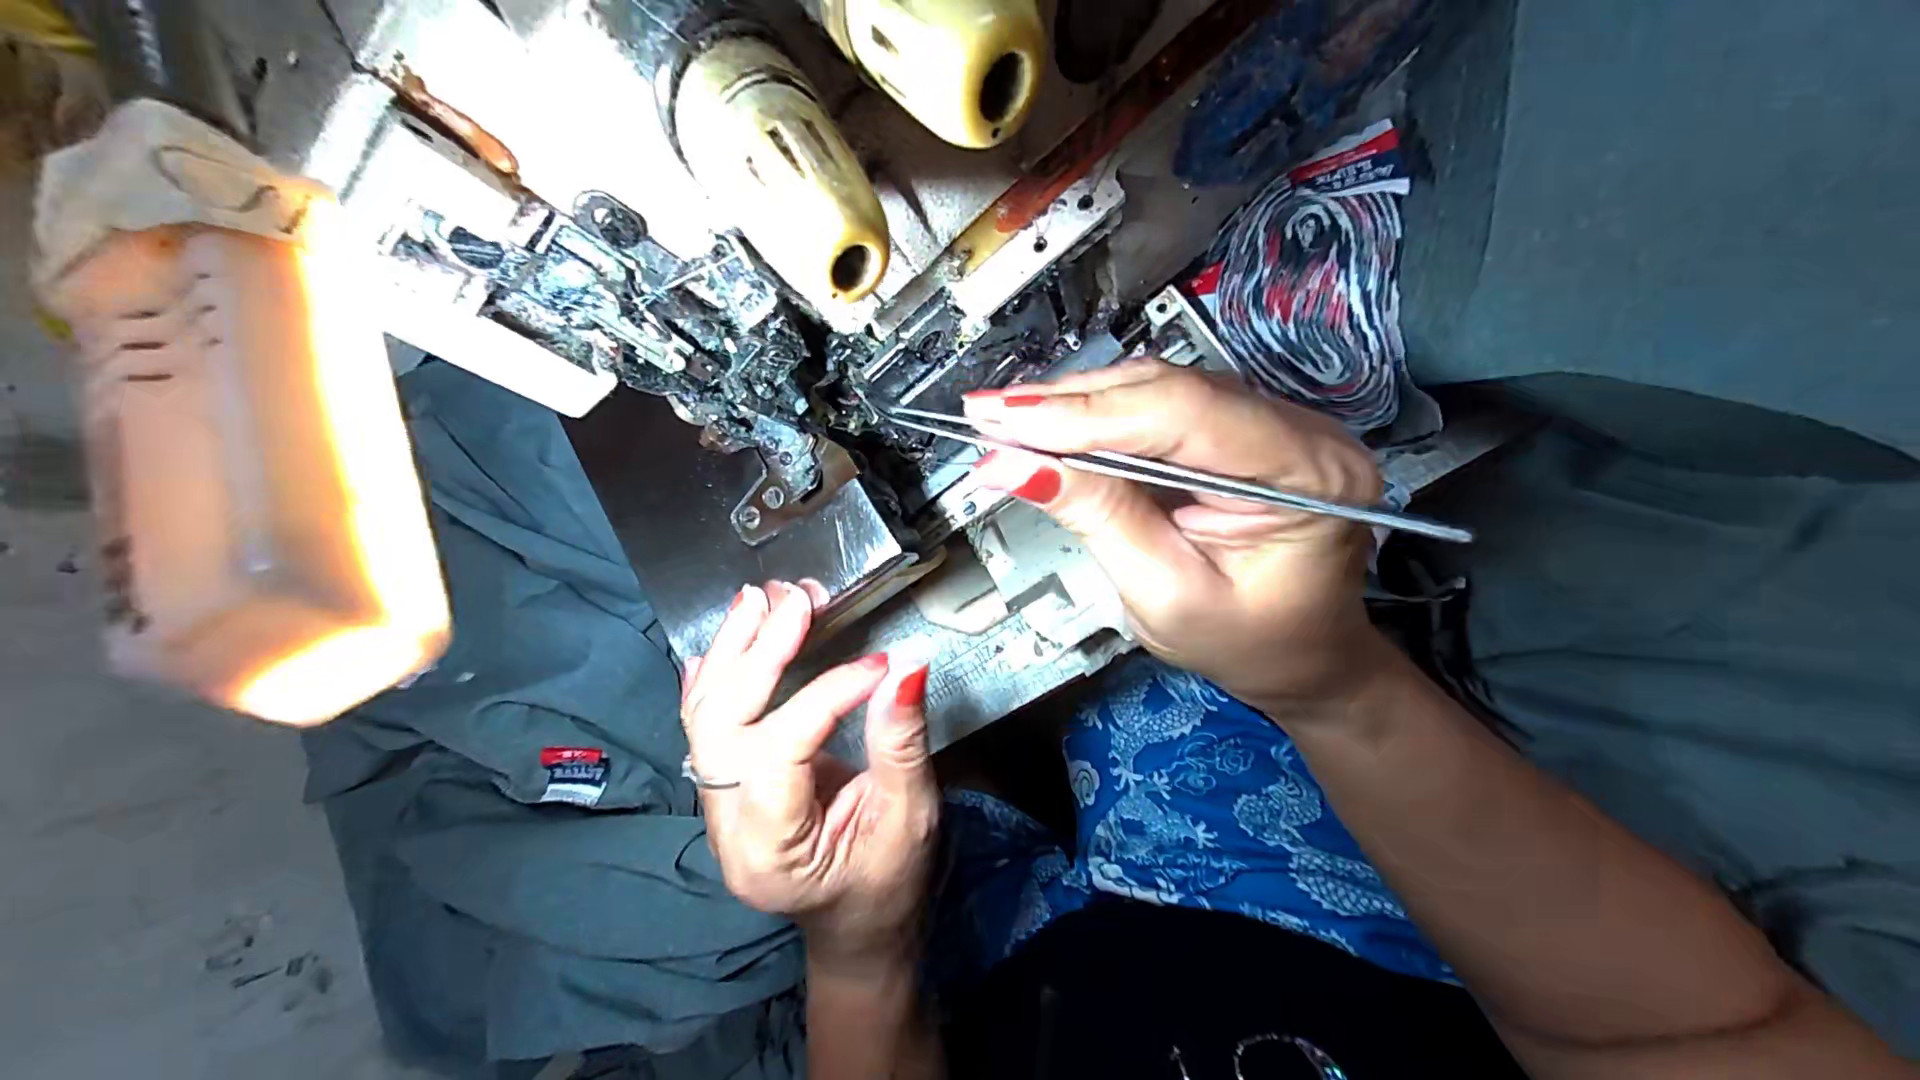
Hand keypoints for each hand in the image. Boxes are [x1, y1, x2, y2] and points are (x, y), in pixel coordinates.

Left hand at [680, 581, 938, 965]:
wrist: (856, 921)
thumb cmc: (888, 883)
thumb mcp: (909, 819)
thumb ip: (901, 745)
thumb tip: (908, 666)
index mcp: (769, 850)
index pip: (782, 750)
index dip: (828, 695)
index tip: (878, 664)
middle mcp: (725, 825)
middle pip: (724, 723)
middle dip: (761, 653)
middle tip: (797, 600)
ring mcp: (716, 804)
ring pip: (704, 716)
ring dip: (731, 650)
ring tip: (758, 598)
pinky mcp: (724, 785)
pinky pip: (703, 725)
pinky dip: (712, 676)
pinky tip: (723, 642)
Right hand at [964, 360, 1389, 714]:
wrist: (1299, 651)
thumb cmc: (1248, 642)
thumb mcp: (1164, 593)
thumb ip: (1097, 518)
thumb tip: (1014, 466)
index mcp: (1307, 476)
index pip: (1182, 415)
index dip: (1085, 415)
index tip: (1006, 420)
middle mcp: (1298, 430)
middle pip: (1167, 390)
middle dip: (1069, 404)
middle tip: (989, 412)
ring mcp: (1270, 421)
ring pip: (1157, 389)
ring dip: (1075, 404)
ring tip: (1006, 417)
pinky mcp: (1235, 428)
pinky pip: (1158, 405)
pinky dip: (1097, 416)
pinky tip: (1050, 421)